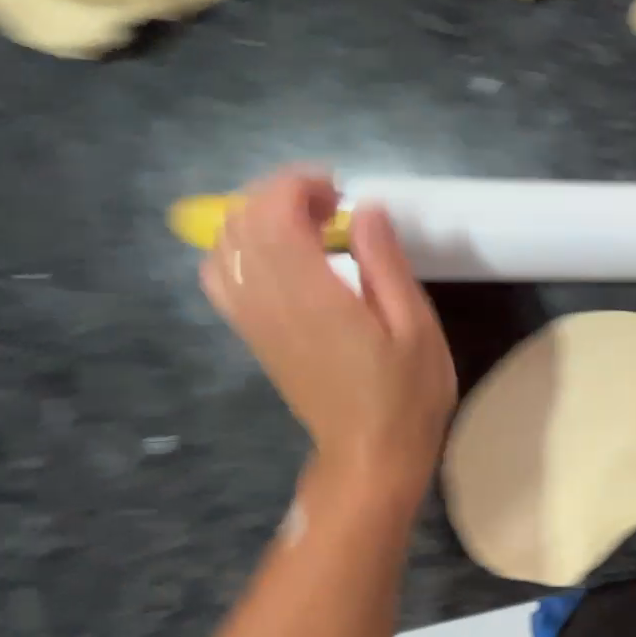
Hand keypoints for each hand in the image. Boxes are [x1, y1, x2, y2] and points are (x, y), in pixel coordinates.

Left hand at [201, 166, 456, 498]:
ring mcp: (250, 316)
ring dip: (260, 220)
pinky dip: (240, 249)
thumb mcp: (416, 327)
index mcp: (310, 293)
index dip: (297, 185)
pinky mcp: (250, 332)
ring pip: (225, 243)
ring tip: (310, 227)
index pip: (273, 213)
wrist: (371, 451)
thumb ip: (387, 264)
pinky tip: (280, 258)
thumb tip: (367, 210)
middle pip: (242, 220)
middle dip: (280, 196)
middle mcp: (266, 298)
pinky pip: (219, 274)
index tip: (340, 189)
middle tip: (333, 206)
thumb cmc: (407, 392)